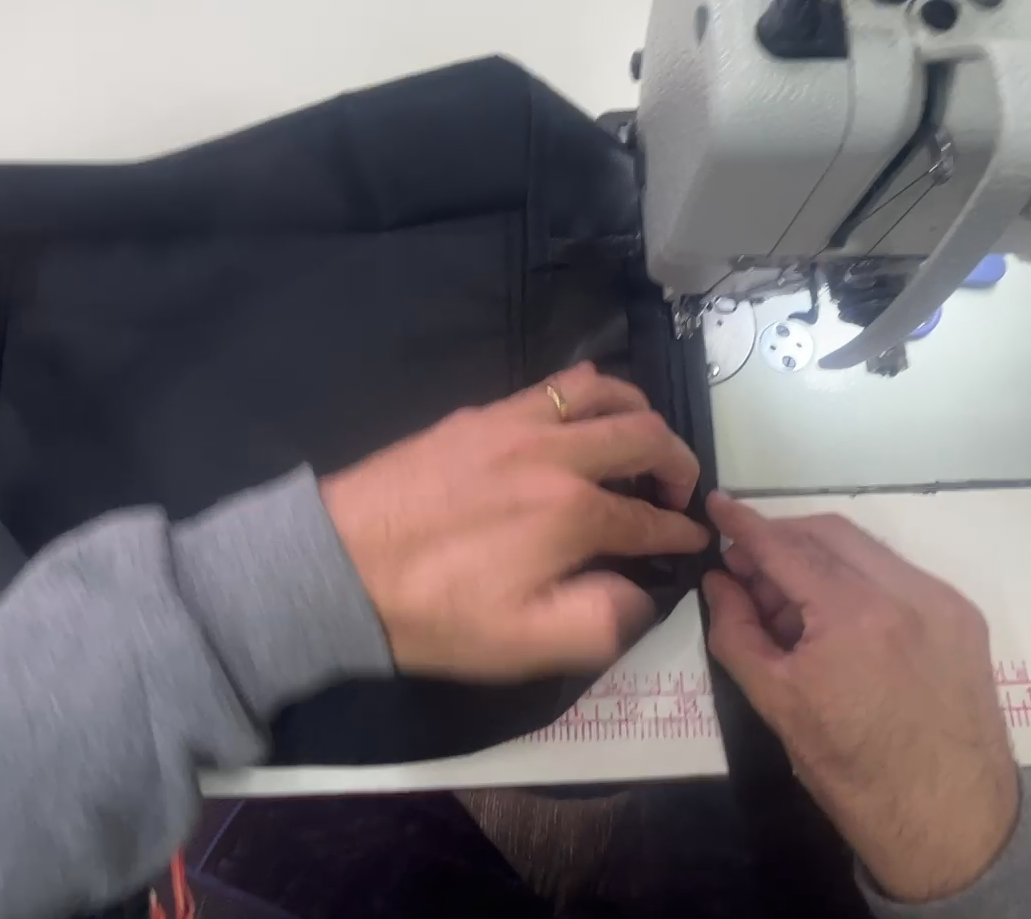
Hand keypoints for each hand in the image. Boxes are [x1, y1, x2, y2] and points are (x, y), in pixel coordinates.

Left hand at [321, 363, 709, 680]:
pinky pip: (552, 386)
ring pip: (603, 390)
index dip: (678, 534)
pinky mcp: (480, 412)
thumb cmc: (432, 611)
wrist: (341, 566)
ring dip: (639, 414)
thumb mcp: (522, 644)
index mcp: (571, 513)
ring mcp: (514, 422)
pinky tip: (579, 423)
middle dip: (679, 464)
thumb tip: (642, 591)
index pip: (649, 519)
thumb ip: (602, 620)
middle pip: (644, 436)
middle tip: (679, 492)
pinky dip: (586, 397)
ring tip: (641, 443)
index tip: (689, 541)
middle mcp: (553, 453)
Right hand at [703, 493, 1016, 903]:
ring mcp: (943, 602)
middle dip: (779, 538)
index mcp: (857, 614)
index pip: (786, 547)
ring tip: (786, 601)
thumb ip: (734, 628)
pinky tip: (832, 616)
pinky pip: (893, 573)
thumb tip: (719, 580)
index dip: (744, 523)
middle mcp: (908, 592)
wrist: (950, 829)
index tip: (716, 502)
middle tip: (744, 568)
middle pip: (827, 532)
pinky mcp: (963, 618)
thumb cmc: (849, 769)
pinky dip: (853, 577)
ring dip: (815, 557)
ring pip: (862, 548)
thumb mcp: (773, 699)